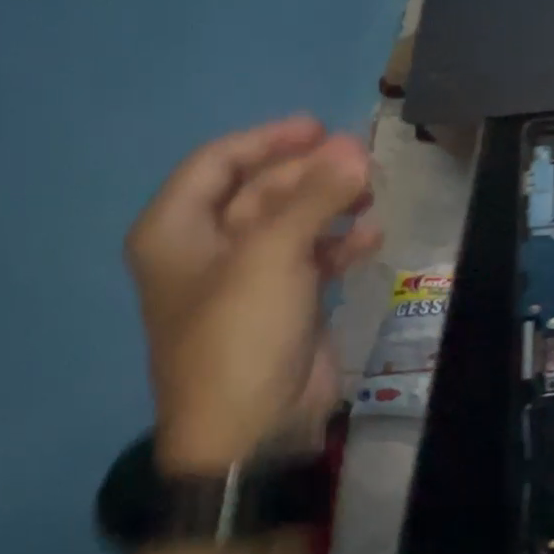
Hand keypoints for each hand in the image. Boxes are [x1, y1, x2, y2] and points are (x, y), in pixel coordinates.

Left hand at [125, 117, 380, 471]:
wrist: (252, 426)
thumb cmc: (240, 333)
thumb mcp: (271, 257)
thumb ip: (314, 199)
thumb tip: (355, 151)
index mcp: (177, 232)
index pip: (217, 165)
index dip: (266, 141)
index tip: (318, 127)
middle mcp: (209, 250)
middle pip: (261, 192)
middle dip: (310, 172)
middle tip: (364, 157)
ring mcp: (251, 279)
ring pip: (294, 224)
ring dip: (331, 206)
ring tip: (375, 192)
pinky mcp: (289, 305)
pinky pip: (316, 259)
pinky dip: (342, 244)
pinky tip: (372, 236)